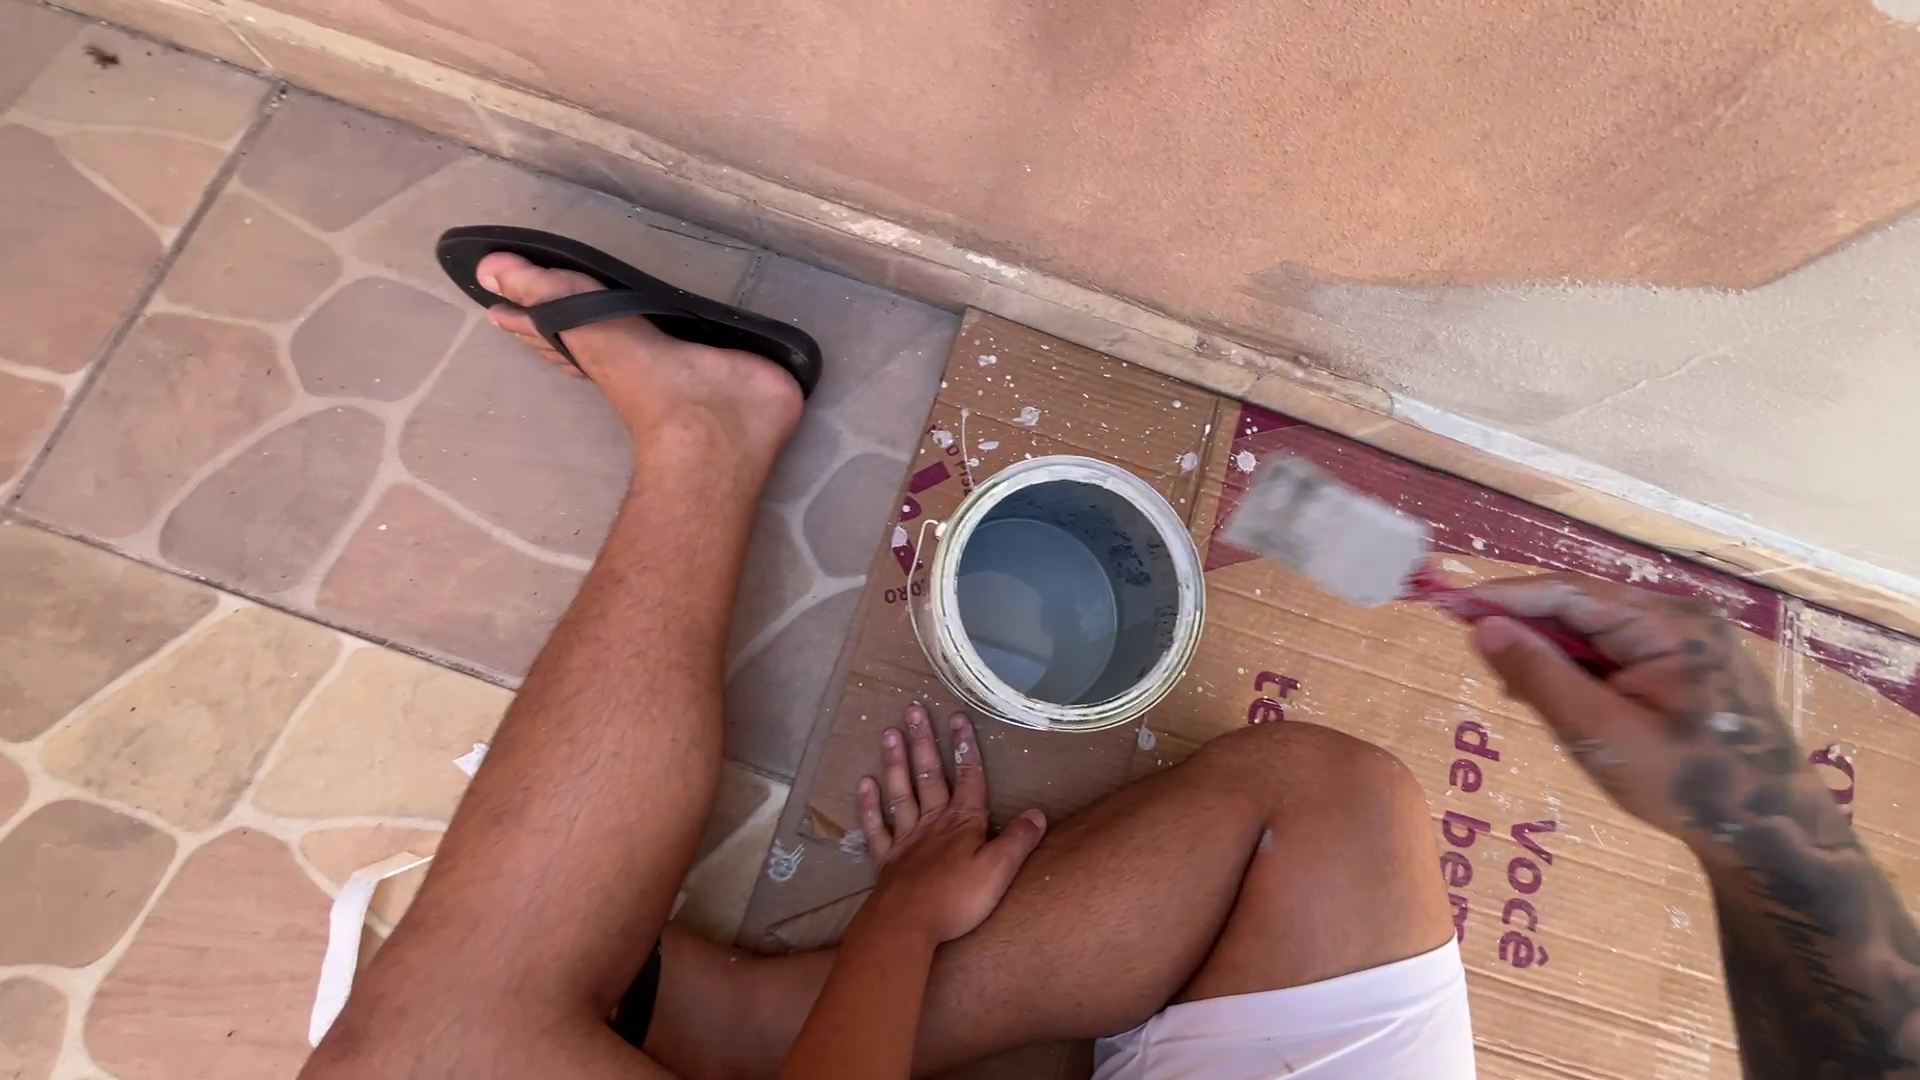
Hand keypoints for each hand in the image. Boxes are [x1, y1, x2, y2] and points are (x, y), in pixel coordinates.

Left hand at [855, 705, 1046, 944]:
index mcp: (963, 823)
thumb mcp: (999, 871)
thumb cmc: (956, 900)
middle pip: (929, 774)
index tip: (956, 715)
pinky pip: (875, 827)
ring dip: (895, 762)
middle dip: (923, 741)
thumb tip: (1038, 813)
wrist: (906, 926)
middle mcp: (933, 822)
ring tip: (889, 732)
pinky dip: (869, 805)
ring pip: (901, 792)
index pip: (968, 776)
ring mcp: (906, 839)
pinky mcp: (886, 860)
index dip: (965, 746)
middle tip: (912, 709)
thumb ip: (1018, 840)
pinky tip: (864, 783)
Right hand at [1462, 573, 1850, 859]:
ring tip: (1516, 690)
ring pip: (1583, 628)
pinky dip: (1567, 667)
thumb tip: (1480, 626)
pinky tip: (1550, 695)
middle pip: (1573, 605)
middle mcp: (1677, 619)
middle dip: (1520, 627)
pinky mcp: (1676, 663)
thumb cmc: (1684, 784)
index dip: (1499, 596)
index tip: (1444, 601)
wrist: (1771, 839)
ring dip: (1542, 652)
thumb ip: (1535, 673)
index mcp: (1669, 625)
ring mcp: (1681, 640)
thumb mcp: (1596, 730)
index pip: (1564, 592)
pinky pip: (1602, 649)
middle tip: (1472, 649)